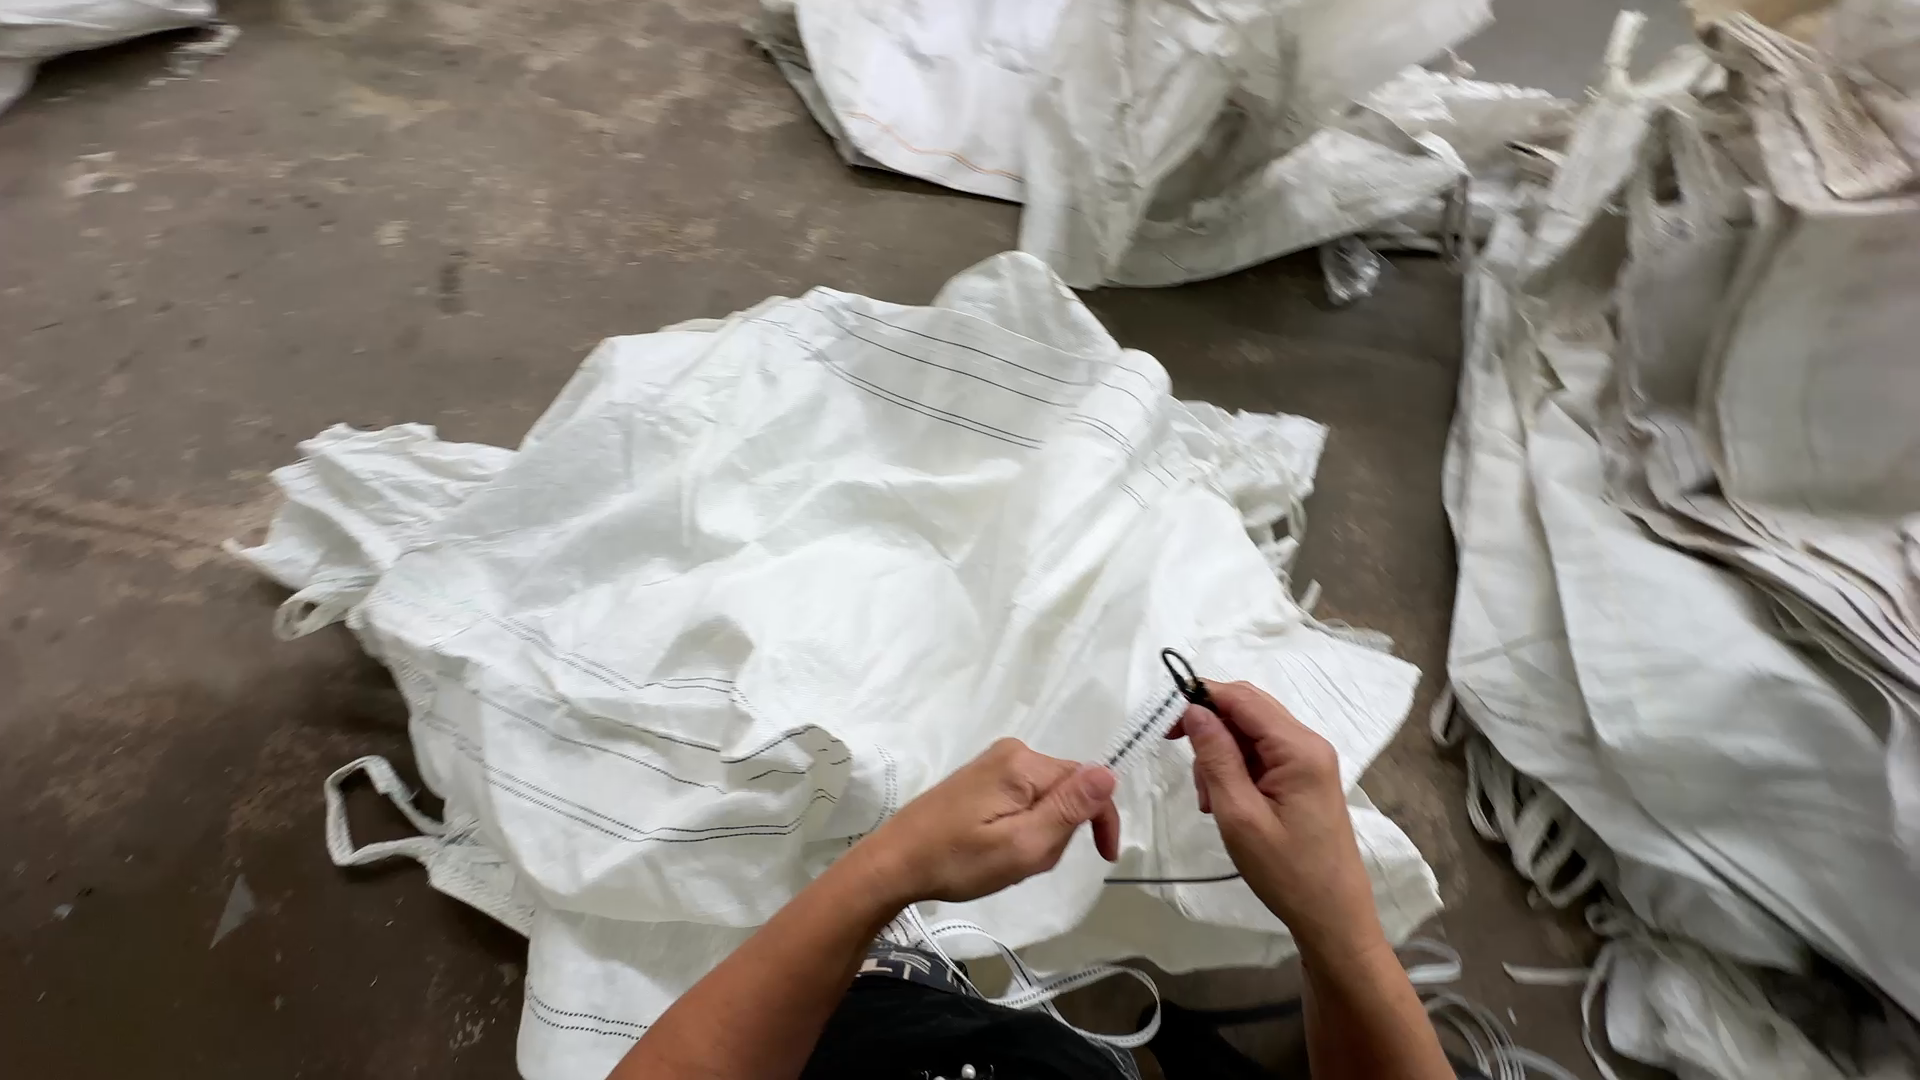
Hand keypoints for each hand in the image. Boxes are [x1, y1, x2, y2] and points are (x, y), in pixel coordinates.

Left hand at [855, 738, 1120, 904]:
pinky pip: (1024, 799)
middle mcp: (1012, 751)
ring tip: (1009, 859)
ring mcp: (994, 762)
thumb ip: (1068, 809)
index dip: (1101, 821)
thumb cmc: (959, 860)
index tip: (1103, 860)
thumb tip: (1110, 772)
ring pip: (1046, 798)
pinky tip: (998, 847)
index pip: (1087, 782)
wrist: (896, 862)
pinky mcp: (982, 777)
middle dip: (1061, 830)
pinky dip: (1023, 827)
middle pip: (1066, 790)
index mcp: (1024, 763)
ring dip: (1041, 832)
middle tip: (1029, 862)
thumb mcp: (1022, 845)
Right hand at [1168, 681, 1379, 952]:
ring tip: (1209, 797)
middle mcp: (1308, 744)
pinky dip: (1234, 765)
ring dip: (1219, 750)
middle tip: (1180, 754)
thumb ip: (1215, 757)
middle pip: (1247, 707)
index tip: (1166, 722)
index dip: (1200, 697)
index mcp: (1298, 748)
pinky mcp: (1304, 776)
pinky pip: (1260, 751)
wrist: (1334, 919)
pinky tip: (1225, 798)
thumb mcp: (1239, 814)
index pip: (1242, 698)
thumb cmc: (1286, 871)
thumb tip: (1194, 710)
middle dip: (1208, 724)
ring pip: (1249, 729)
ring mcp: (1309, 760)